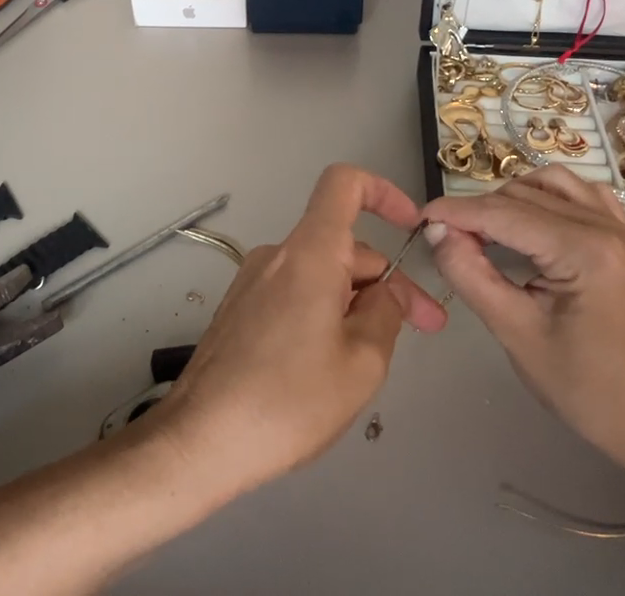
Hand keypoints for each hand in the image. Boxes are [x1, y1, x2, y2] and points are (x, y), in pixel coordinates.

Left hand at [148, 164, 449, 495]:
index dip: (384, 192)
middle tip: (424, 328)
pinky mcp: (239, 311)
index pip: (344, 184)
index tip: (411, 226)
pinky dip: (324, 314)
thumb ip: (386, 313)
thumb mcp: (362, 362)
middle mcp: (277, 256)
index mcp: (309, 254)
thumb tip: (385, 292)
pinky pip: (294, 295)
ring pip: (321, 275)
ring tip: (374, 361)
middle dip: (387, 281)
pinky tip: (331, 366)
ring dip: (356, 304)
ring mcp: (252, 283)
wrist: (200, 439)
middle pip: (342, 245)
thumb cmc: (288, 401)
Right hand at [420, 167, 624, 469]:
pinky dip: (546, 198)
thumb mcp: (514, 331)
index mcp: (585, 251)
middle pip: (524, 194)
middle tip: (445, 241)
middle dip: (478, 211)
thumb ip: (470, 274)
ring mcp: (622, 229)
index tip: (417, 220)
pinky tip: (527, 223)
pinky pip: (579, 196)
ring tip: (484, 231)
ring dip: (510, 199)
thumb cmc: (582, 386)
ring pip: (551, 184)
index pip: (504, 213)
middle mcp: (607, 227)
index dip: (454, 212)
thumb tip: (436, 232)